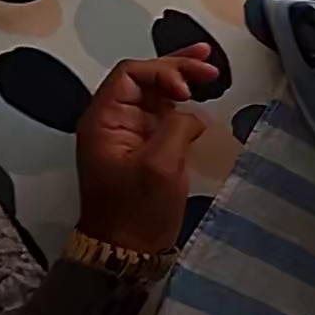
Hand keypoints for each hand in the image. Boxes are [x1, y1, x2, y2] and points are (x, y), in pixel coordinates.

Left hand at [75, 44, 219, 252]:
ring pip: (156, 92)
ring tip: (209, 67)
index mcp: (104, 120)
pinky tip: (202, 98)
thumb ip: (176, 128)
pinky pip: (165, 112)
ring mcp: (133, 132)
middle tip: (210, 65)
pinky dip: (185, 101)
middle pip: (144, 77)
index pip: (130, 74)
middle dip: (177, 66)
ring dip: (182, 77)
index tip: (187, 92)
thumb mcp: (158, 166)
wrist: (127, 248)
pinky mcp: (149, 145)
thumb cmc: (136, 209)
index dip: (162, 73)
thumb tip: (193, 115)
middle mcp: (115, 119)